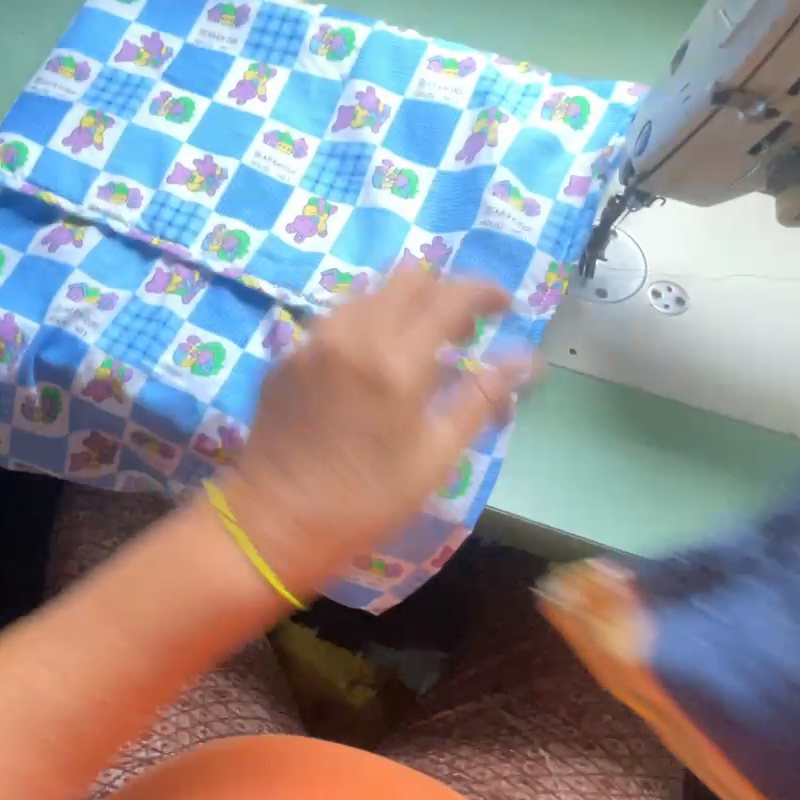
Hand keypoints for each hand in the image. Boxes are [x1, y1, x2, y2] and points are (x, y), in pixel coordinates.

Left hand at [215, 270, 529, 593]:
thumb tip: (526, 358)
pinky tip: (366, 364)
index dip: (486, 291)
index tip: (505, 307)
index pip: (452, 294)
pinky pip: (330, 322)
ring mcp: (310, 343)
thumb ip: (480, 399)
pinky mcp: (284, 359)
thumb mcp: (434, 457)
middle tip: (460, 330)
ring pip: (364, 294)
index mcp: (395, 360)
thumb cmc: (365, 501)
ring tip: (414, 346)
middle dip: (442, 291)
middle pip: (405, 278)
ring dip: (398, 305)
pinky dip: (360, 327)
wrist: (273, 522)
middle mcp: (350, 336)